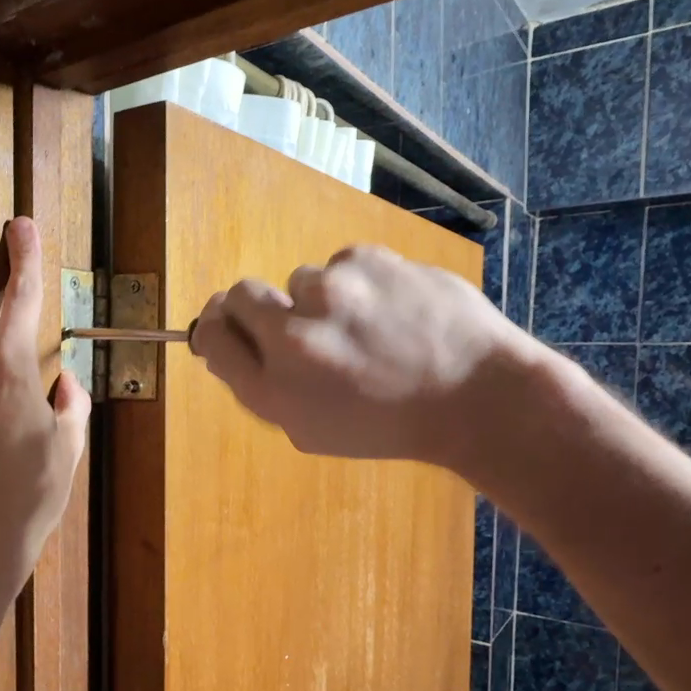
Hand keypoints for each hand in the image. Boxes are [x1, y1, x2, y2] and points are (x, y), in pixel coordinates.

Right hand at [189, 244, 533, 471]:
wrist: (478, 395)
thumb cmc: (390, 424)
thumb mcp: (312, 430)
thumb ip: (264, 388)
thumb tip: (230, 343)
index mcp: (274, 388)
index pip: (212, 337)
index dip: (217, 330)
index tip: (228, 327)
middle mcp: (291, 336)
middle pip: (239, 296)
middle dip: (255, 307)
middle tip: (292, 321)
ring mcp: (330, 291)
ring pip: (299, 281)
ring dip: (320, 300)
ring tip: (367, 326)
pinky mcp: (366, 260)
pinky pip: (343, 265)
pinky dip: (359, 284)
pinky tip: (392, 309)